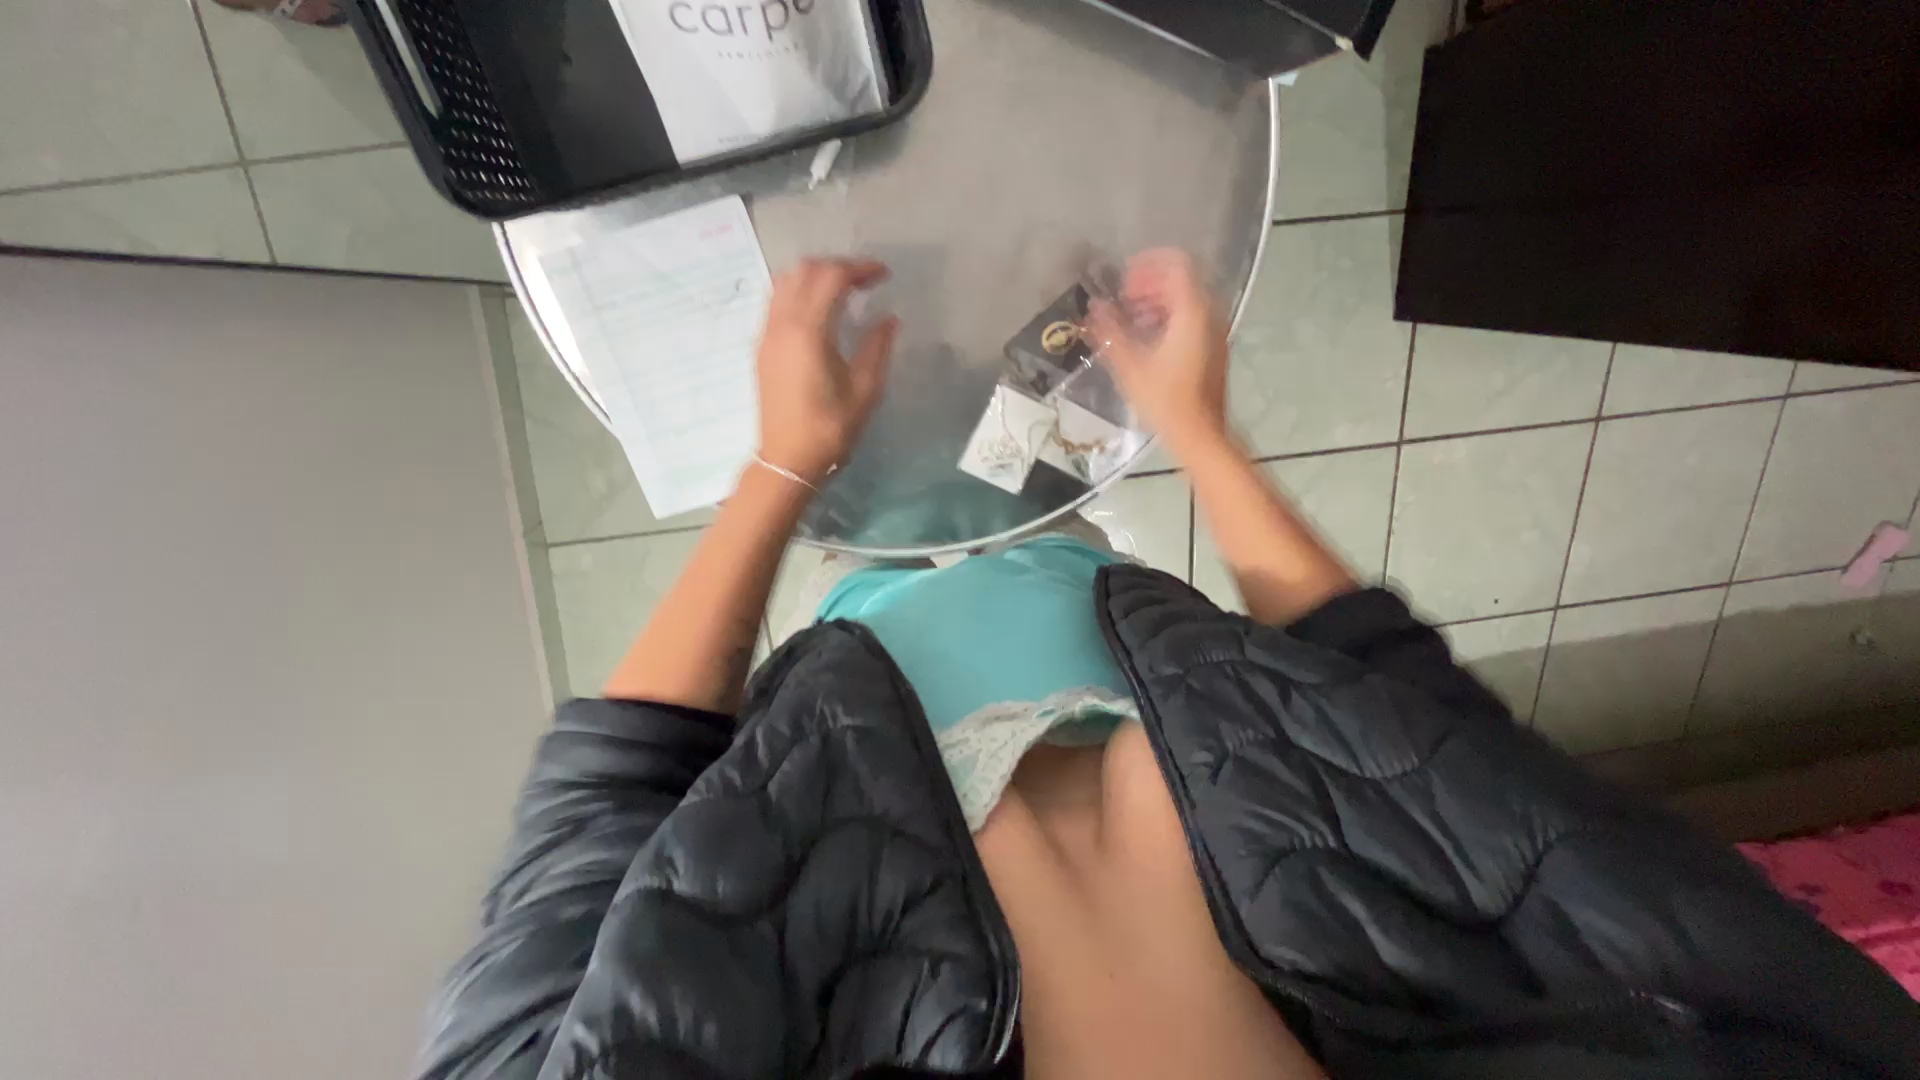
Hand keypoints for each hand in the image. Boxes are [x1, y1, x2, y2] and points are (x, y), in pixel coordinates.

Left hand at [754, 257, 898, 484]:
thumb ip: (877, 348)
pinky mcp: (762, 347)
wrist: (787, 460)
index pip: (831, 278)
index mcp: (808, 331)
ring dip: (815, 276)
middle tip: (865, 280)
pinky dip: (800, 292)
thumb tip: (888, 319)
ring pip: (786, 282)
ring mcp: (767, 334)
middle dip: (837, 266)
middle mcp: (782, 324)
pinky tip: (820, 312)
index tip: (883, 275)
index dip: (859, 269)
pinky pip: (777, 302)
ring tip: (843, 291)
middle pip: (805, 270)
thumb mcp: (865, 390)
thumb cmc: (830, 429)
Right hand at [1083, 249, 1230, 452]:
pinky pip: (1191, 319)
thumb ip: (1110, 331)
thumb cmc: (1165, 400)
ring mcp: (1215, 331)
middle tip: (1121, 300)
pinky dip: (1167, 318)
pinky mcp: (1213, 348)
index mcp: (1193, 311)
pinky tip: (1145, 340)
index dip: (1147, 264)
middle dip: (1148, 285)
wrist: (1199, 434)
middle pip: (1180, 281)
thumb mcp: (1130, 365)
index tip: (1123, 278)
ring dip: (1156, 303)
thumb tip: (1093, 308)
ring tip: (1129, 321)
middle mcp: (1210, 314)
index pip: (1176, 264)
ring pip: (1185, 301)